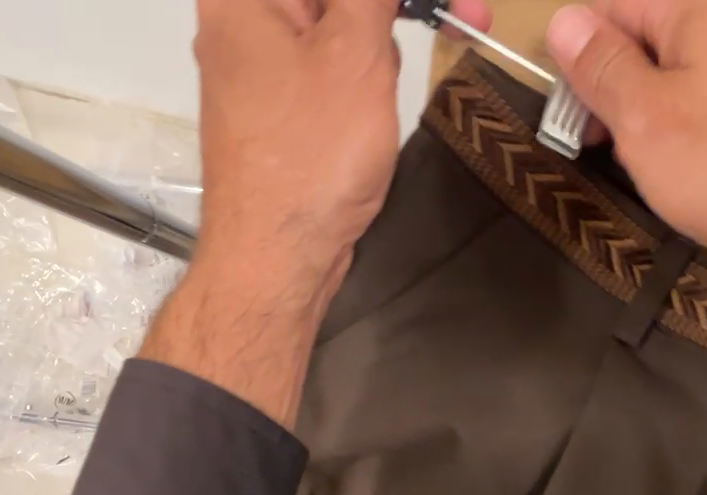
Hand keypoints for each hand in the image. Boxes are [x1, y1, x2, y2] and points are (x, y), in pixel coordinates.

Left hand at [140, 0, 489, 426]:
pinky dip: (358, 85)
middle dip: (389, 13)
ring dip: (375, 54)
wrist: (278, 257)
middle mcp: (240, 19)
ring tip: (382, 101)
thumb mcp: (356, 55)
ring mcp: (256, 71)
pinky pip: (325, 75)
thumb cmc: (313, 157)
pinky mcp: (276, 114)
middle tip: (465, 20)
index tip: (446, 2)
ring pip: (334, 33)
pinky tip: (370, 120)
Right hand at [544, 0, 706, 368]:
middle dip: (617, 89)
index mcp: (703, 3)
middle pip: (655, 38)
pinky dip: (695, 132)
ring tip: (644, 167)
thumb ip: (601, 68)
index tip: (565, 113)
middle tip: (599, 148)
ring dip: (654, 117)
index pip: (616, 5)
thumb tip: (562, 19)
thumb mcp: (644, 118)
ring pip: (690, 76)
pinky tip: (694, 173)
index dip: (579, 55)